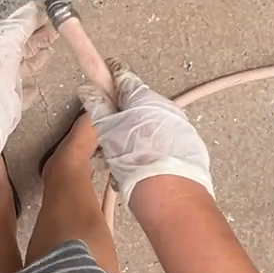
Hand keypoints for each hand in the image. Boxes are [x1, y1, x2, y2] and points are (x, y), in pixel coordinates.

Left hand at [0, 3, 53, 151]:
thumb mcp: (7, 38)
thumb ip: (23, 22)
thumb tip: (35, 8)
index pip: (15, 27)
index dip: (33, 21)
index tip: (49, 16)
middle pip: (20, 45)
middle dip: (38, 36)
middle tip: (56, 30)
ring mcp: (1, 81)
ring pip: (22, 66)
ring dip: (36, 58)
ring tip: (50, 50)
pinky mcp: (8, 101)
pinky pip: (21, 93)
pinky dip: (30, 89)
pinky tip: (35, 87)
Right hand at [77, 61, 212, 203]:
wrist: (171, 195)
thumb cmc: (139, 162)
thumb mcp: (109, 131)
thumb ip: (98, 107)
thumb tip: (88, 89)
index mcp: (145, 98)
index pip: (122, 77)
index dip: (107, 79)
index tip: (98, 82)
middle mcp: (165, 107)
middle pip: (135, 104)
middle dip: (120, 116)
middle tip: (107, 135)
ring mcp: (178, 127)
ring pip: (147, 125)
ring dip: (133, 136)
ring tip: (122, 159)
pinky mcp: (185, 146)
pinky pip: (160, 142)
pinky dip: (148, 150)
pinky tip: (139, 167)